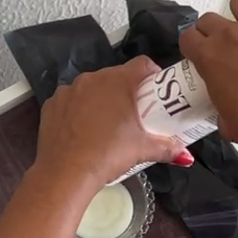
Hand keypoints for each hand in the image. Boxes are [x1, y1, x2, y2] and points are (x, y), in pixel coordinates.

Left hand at [33, 57, 187, 193]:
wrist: (65, 173)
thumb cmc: (108, 155)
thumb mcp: (142, 150)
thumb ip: (167, 148)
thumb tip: (186, 155)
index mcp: (117, 81)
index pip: (142, 64)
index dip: (153, 74)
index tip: (157, 90)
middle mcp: (91, 78)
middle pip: (115, 76)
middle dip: (127, 90)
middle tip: (135, 113)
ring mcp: (68, 90)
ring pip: (91, 88)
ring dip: (101, 99)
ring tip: (107, 124)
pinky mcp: (51, 105)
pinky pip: (70, 101)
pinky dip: (78, 110)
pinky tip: (82, 130)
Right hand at [178, 0, 237, 154]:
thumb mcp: (226, 122)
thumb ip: (218, 107)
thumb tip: (224, 110)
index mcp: (209, 57)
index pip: (188, 36)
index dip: (195, 46)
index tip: (204, 55)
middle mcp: (230, 33)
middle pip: (210, 18)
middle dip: (216, 31)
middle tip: (230, 47)